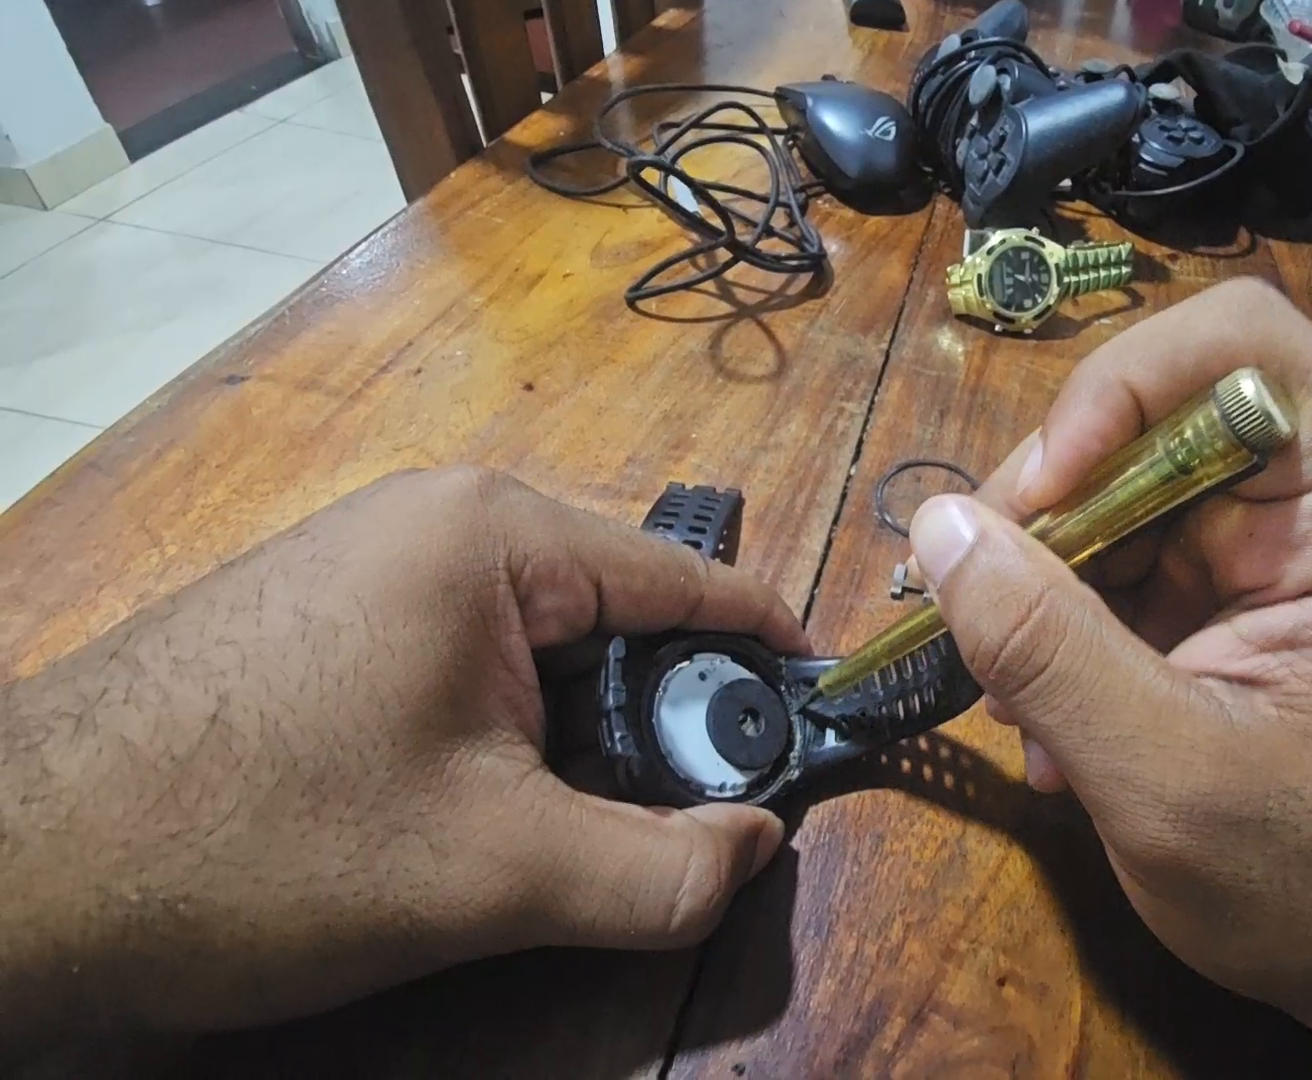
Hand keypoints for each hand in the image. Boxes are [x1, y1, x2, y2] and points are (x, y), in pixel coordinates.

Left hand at [0, 467, 802, 1035]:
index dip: (764, 636)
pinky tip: (524, 768)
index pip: (686, 577)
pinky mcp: (368, 593)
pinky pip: (508, 638)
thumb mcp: (485, 873)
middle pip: (630, 604)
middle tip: (703, 780)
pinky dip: (549, 702)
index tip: (810, 694)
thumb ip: (653, 871)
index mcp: (502, 537)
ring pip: (571, 626)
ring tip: (611, 788)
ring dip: (611, 705)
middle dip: (680, 692)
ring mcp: (406, 548)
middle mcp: (462, 516)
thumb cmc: (252, 846)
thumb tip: (761, 846)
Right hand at [907, 279, 1311, 1036]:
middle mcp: (1304, 502)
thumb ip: (1050, 653)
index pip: (1245, 343)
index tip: (1047, 492)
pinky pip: (1102, 556)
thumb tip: (939, 530)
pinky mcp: (1205, 586)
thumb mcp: (1167, 780)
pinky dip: (1052, 620)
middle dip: (1049, 501)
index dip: (1127, 385)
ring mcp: (1249, 542)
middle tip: (982, 607)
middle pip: (1147, 414)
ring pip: (1105, 487)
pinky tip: (1044, 712)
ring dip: (1037, 576)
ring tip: (1013, 691)